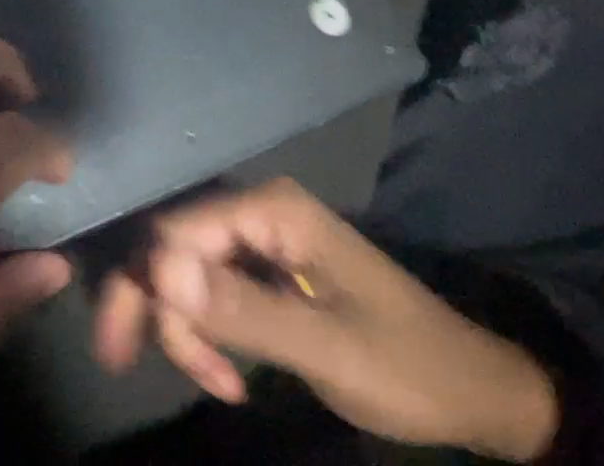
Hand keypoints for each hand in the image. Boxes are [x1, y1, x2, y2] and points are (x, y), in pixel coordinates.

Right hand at [94, 179, 558, 462]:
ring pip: (182, 269)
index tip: (124, 352)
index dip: (139, 285)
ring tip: (216, 381)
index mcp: (272, 211)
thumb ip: (242, 309)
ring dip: (180, 326)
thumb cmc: (411, 369)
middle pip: (169, 247)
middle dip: (149, 306)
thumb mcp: (326, 349)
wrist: (479, 393)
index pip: (172, 232)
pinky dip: (201, 329)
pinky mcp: (265, 268)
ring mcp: (261, 238)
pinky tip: (223, 370)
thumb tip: (157, 267)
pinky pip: (207, 287)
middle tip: (125, 362)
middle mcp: (258, 211)